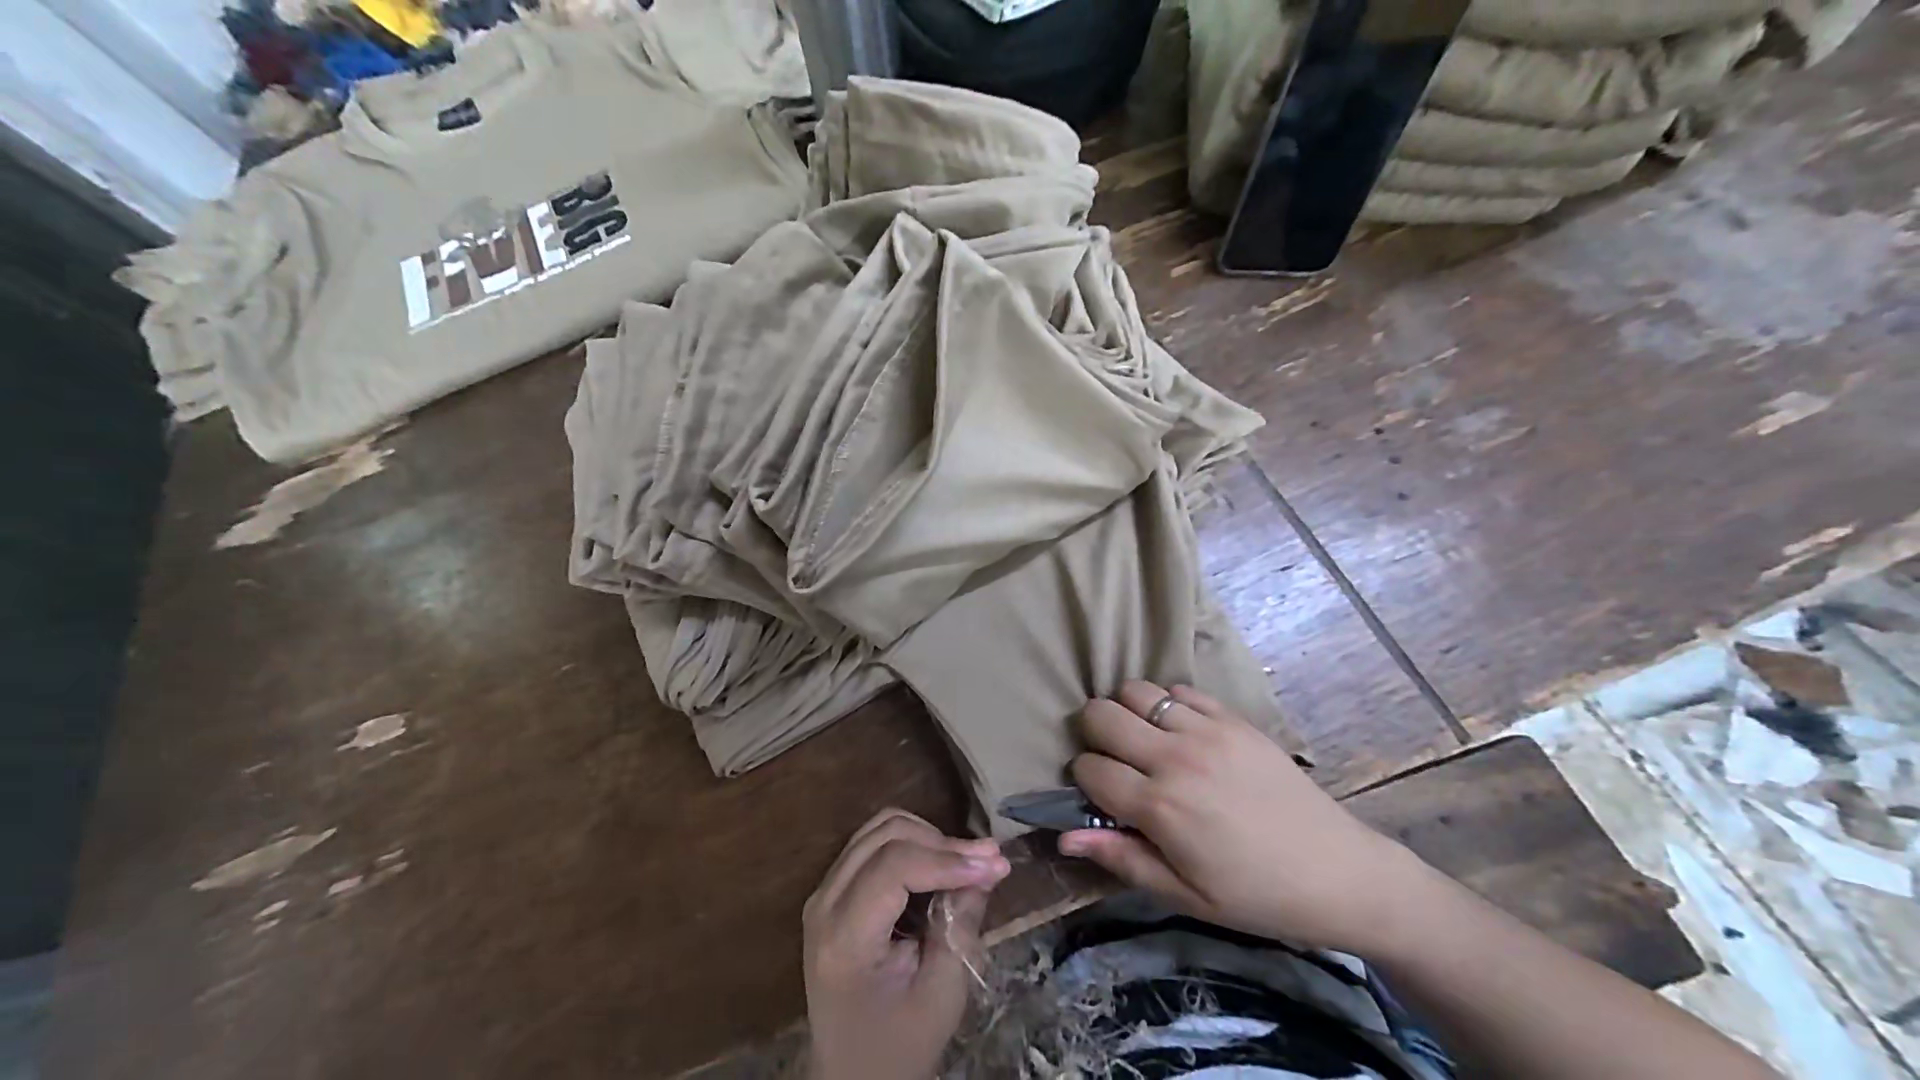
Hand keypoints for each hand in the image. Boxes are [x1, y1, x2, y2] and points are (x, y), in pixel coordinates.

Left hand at [803, 808, 1008, 1079]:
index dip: (947, 858)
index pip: (894, 866)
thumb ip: (960, 924)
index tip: (994, 864)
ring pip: (879, 828)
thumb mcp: (940, 994)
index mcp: (844, 936)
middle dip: (942, 842)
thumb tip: (989, 865)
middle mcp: (824, 902)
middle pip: (885, 836)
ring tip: (967, 863)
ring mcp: (824, 892)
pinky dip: (912, 843)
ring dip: (928, 837)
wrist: (852, 1072)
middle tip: (988, 862)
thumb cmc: (899, 1044)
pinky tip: (941, 865)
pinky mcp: (834, 890)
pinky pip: (873, 843)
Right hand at [1060, 681, 1432, 952]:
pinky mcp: (1234, 719)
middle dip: (1093, 734)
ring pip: (1135, 691)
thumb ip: (1122, 858)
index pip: (1090, 768)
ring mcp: (1208, 731)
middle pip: (1101, 715)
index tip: (1098, 793)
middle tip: (1113, 758)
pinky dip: (1168, 704)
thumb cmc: (1255, 894)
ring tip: (1143, 739)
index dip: (1083, 779)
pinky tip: (1179, 731)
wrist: (1339, 872)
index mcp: (1160, 807)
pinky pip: (1180, 689)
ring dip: (1127, 711)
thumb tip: (1064, 836)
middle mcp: (1176, 758)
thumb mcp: (1185, 894)